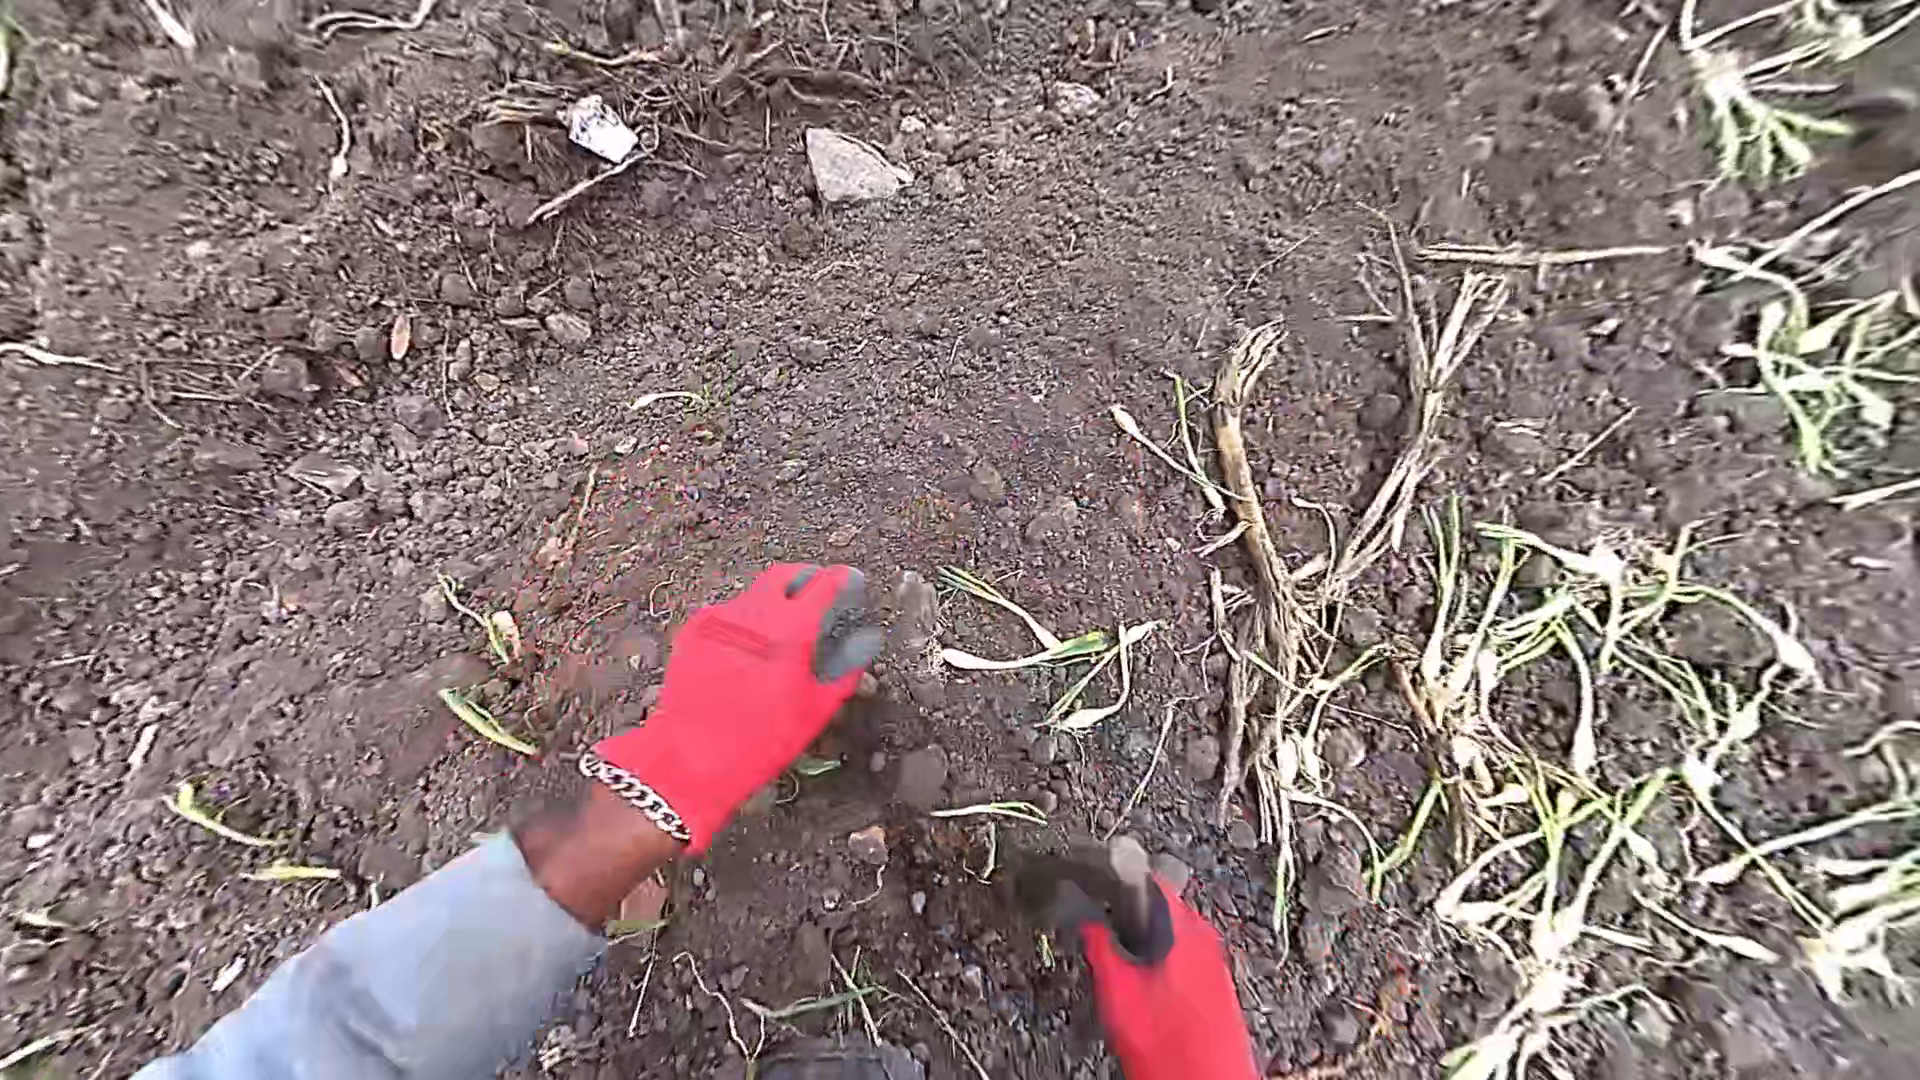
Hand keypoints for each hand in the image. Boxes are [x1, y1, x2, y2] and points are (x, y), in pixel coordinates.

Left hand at [585, 564, 880, 851]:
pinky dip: (745, 621)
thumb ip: (844, 670)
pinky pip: (728, 614)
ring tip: (781, 630)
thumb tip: (860, 646)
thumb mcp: (816, 709)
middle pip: (786, 575)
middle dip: (805, 577)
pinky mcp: (694, 631)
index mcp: (790, 631)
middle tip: (816, 592)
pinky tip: (748, 649)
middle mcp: (755, 614)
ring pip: (755, 594)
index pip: (824, 586)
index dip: (841, 580)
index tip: (849, 580)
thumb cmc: (761, 740)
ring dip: (774, 602)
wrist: (692, 759)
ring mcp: (720, 619)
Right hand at [1080, 880, 1258, 1079]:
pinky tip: (1152, 992)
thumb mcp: (1118, 993)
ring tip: (1131, 974)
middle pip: (1160, 905)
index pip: (1149, 879)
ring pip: (1171, 932)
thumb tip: (1085, 914)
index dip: (1119, 881)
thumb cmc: (1170, 1052)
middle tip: (1111, 943)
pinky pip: (1185, 955)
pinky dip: (1165, 963)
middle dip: (1132, 919)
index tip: (1102, 892)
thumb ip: (1100, 944)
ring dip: (1149, 943)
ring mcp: (1216, 961)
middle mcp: (1204, 937)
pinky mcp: (1220, 984)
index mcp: (1182, 927)